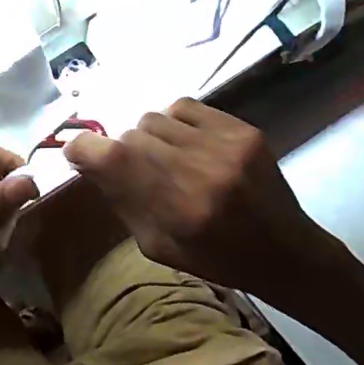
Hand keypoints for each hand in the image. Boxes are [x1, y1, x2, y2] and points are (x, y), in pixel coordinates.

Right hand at [64, 98, 335, 294]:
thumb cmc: (214, 257)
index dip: (83, 150)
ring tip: (167, 157)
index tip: (81, 156)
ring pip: (154, 117)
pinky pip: (184, 107)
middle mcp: (196, 168)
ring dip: (150, 136)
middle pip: (130, 135)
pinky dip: (175, 122)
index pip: (109, 157)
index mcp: (173, 207)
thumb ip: (122, 200)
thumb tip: (89, 162)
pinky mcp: (241, 129)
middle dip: (123, 150)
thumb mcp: (156, 245)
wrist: (283, 250)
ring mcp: (222, 144)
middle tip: (139, 170)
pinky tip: (185, 142)